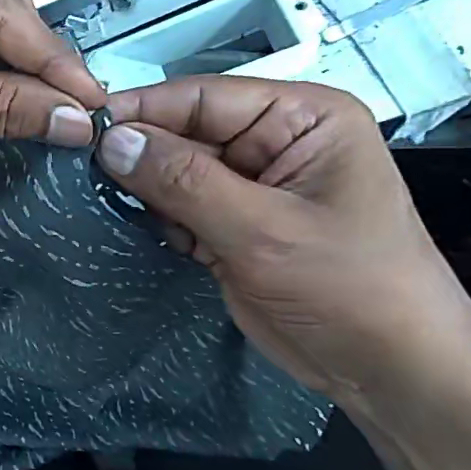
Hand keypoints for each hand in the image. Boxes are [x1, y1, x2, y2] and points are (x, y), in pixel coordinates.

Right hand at [95, 76, 470, 411]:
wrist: (390, 371)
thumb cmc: (349, 287)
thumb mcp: (265, 230)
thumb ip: (186, 183)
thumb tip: (114, 141)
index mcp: (302, 118)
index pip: (208, 97)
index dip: (146, 109)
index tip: (84, 126)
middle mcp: (277, 145)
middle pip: (191, 135)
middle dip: (144, 154)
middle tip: (80, 170)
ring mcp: (257, 193)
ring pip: (184, 176)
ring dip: (149, 191)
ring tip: (97, 198)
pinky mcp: (241, 234)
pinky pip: (189, 214)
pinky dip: (165, 223)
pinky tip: (137, 228)